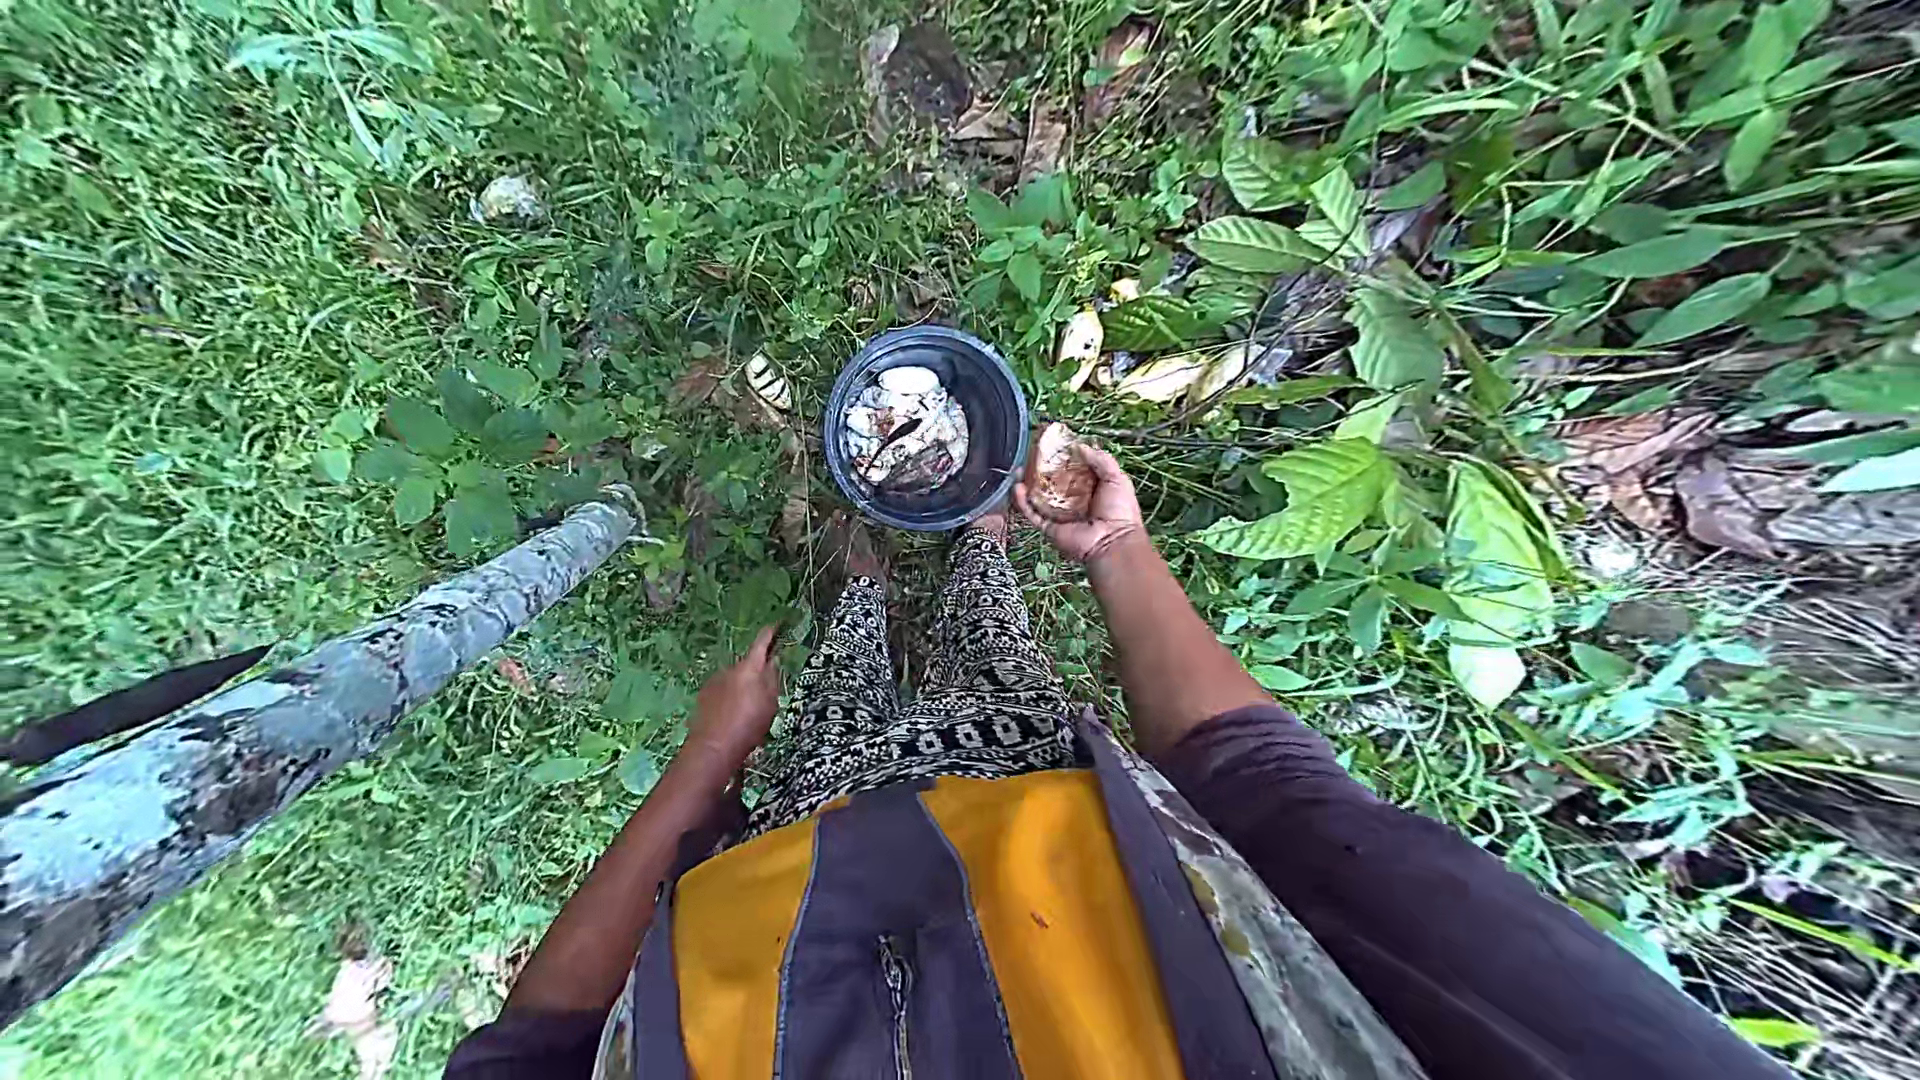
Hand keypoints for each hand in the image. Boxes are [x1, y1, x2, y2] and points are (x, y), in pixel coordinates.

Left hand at [682, 625, 781, 773]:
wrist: (712, 749)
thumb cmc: (748, 724)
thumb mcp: (770, 702)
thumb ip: (772, 678)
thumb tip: (773, 660)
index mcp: (749, 667)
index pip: (761, 643)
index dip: (770, 633)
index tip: (777, 624)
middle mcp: (729, 670)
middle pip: (748, 664)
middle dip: (758, 671)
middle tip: (769, 687)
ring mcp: (713, 684)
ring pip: (734, 680)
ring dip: (743, 688)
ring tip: (752, 709)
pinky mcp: (703, 699)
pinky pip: (723, 693)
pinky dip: (731, 699)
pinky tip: (735, 717)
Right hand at [1014, 443, 1146, 564]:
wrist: (1113, 541)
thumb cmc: (1120, 511)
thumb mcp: (1116, 478)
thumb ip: (1101, 460)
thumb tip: (1080, 446)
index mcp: (1090, 490)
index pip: (1072, 471)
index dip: (1061, 459)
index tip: (1050, 446)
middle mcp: (1073, 502)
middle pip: (1052, 483)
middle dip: (1039, 471)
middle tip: (1030, 457)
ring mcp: (1060, 515)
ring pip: (1038, 498)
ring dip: (1027, 484)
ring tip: (1019, 470)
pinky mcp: (1049, 528)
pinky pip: (1033, 514)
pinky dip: (1023, 502)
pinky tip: (1017, 488)